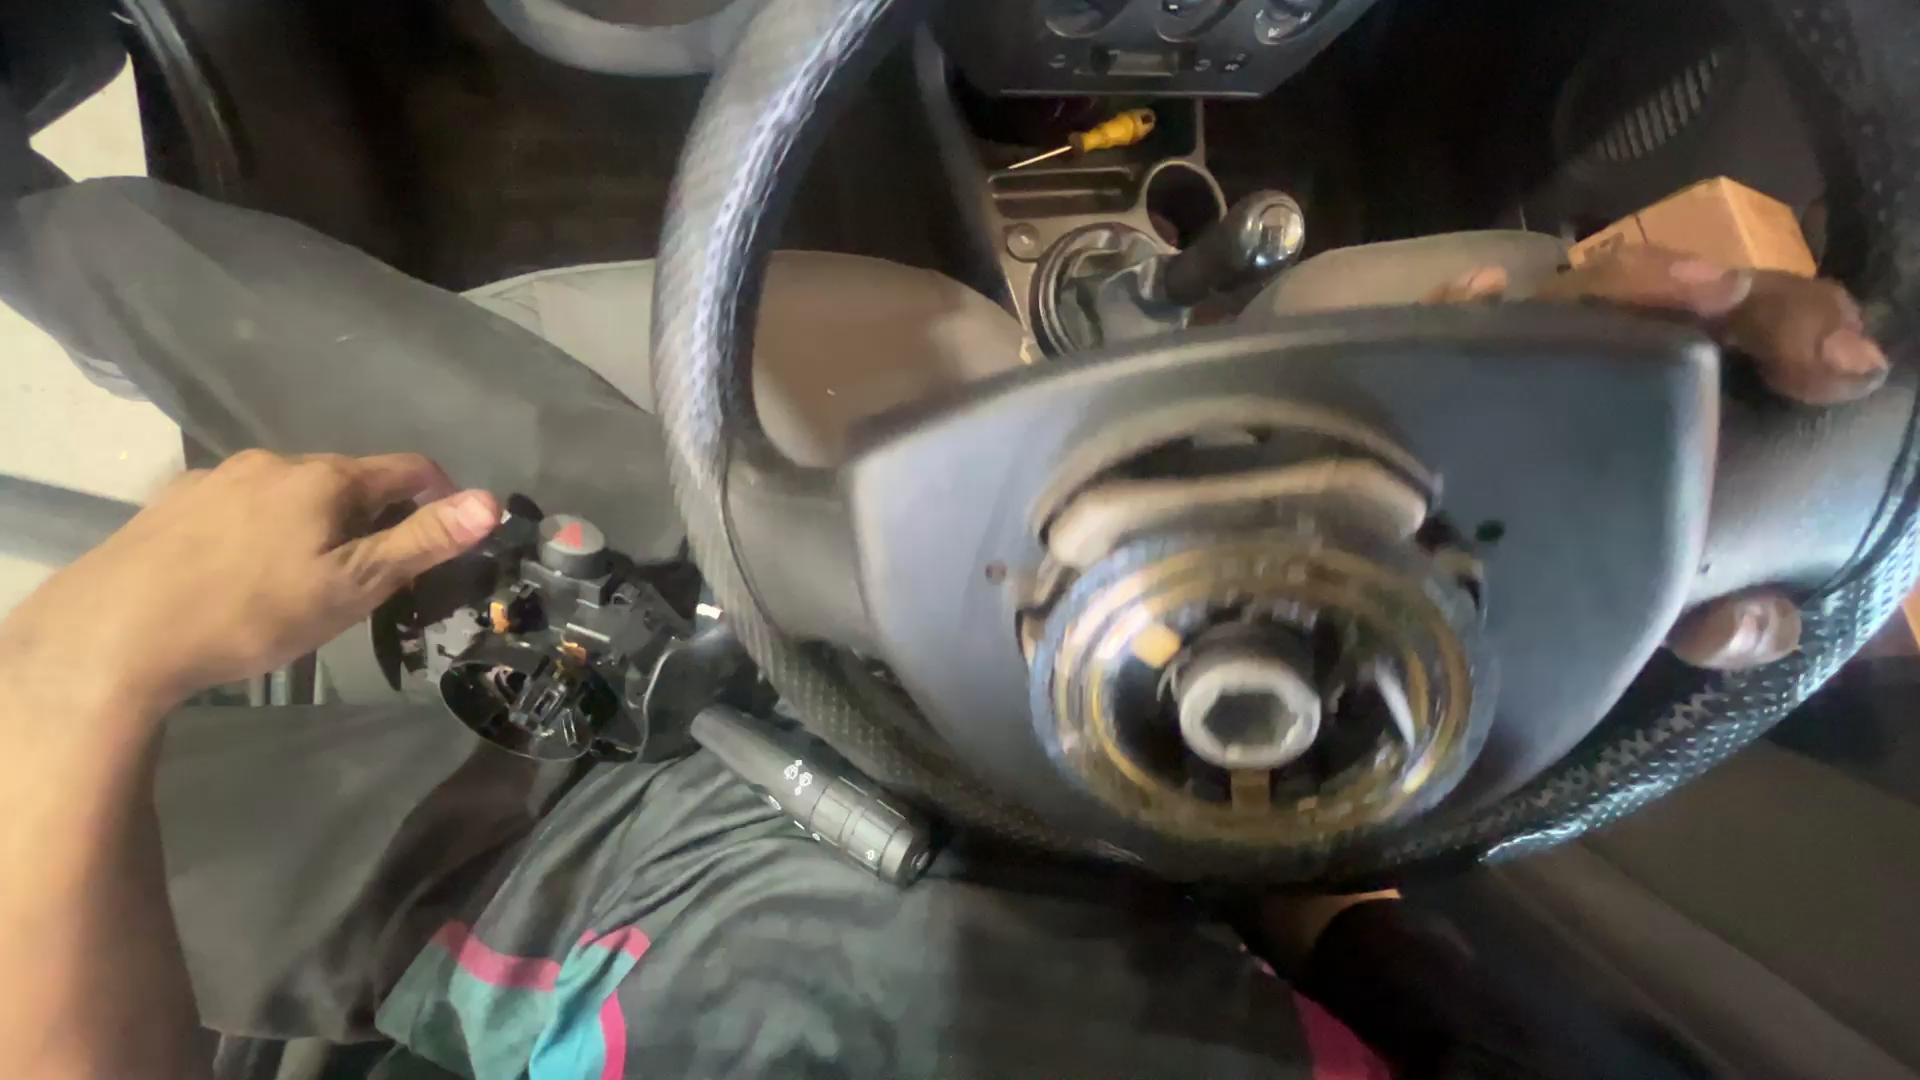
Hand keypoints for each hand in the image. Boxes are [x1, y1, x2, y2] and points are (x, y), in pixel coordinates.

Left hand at [0, 450, 499, 711]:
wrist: (105, 642)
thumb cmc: (253, 612)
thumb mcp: (357, 584)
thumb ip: (425, 540)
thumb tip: (491, 501)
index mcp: (326, 477)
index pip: (412, 468)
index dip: (443, 497)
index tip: (445, 539)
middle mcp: (274, 463)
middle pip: (354, 479)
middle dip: (380, 515)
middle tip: (378, 572)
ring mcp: (217, 479)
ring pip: (298, 491)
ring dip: (324, 520)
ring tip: (312, 575)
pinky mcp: (174, 502)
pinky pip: (248, 503)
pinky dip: (271, 525)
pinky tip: (249, 569)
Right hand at [1431, 246, 1891, 669]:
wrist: (1505, 576)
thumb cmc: (1618, 561)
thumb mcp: (1695, 595)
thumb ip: (1743, 616)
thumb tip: (1730, 623)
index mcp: (1706, 387)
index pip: (1772, 318)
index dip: (1807, 327)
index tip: (1836, 377)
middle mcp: (1621, 358)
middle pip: (1664, 285)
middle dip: (1691, 281)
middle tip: (1713, 303)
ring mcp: (1533, 358)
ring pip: (1564, 292)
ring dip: (1594, 286)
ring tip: (1603, 302)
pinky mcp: (1456, 375)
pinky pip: (1450, 324)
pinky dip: (1459, 303)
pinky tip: (1474, 300)